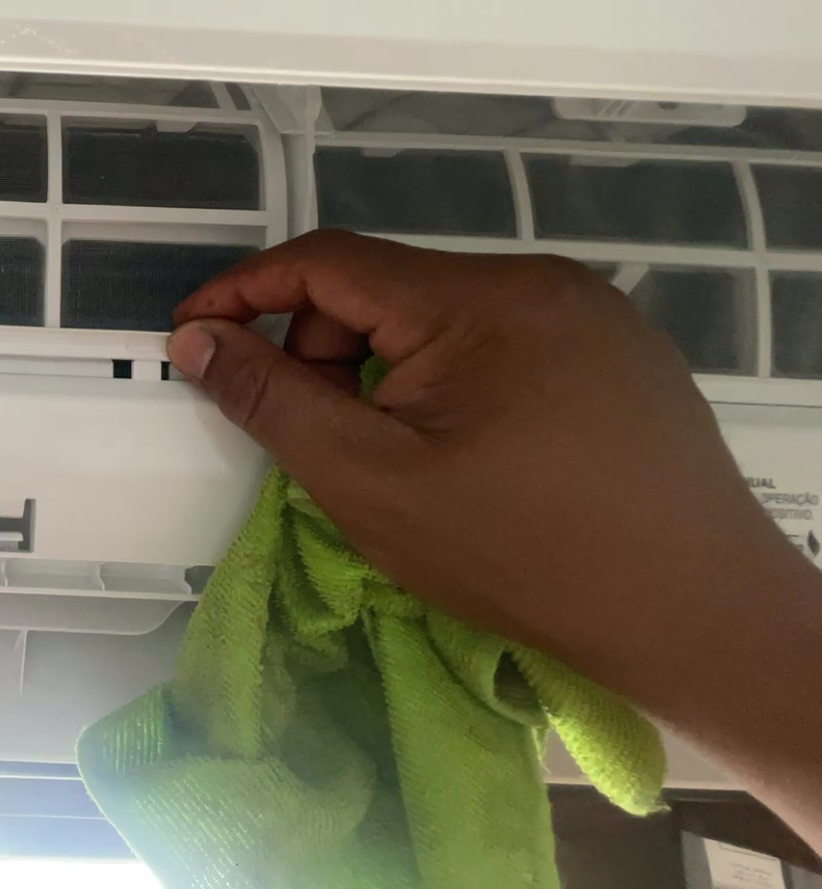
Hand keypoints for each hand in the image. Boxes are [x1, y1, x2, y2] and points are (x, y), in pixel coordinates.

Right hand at [165, 230, 801, 680]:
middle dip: (311, 349)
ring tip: (380, 449)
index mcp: (479, 302)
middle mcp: (535, 285)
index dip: (240, 290)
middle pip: (372, 289)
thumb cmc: (515, 551)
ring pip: (419, 316)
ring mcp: (578, 316)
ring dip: (365, 369)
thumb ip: (267, 396)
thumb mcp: (361, 475)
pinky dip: (418, 379)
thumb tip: (195, 339)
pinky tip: (437, 442)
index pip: (325, 261)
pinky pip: (471, 340)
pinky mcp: (598, 353)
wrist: (699, 627)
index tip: (189, 332)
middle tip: (310, 429)